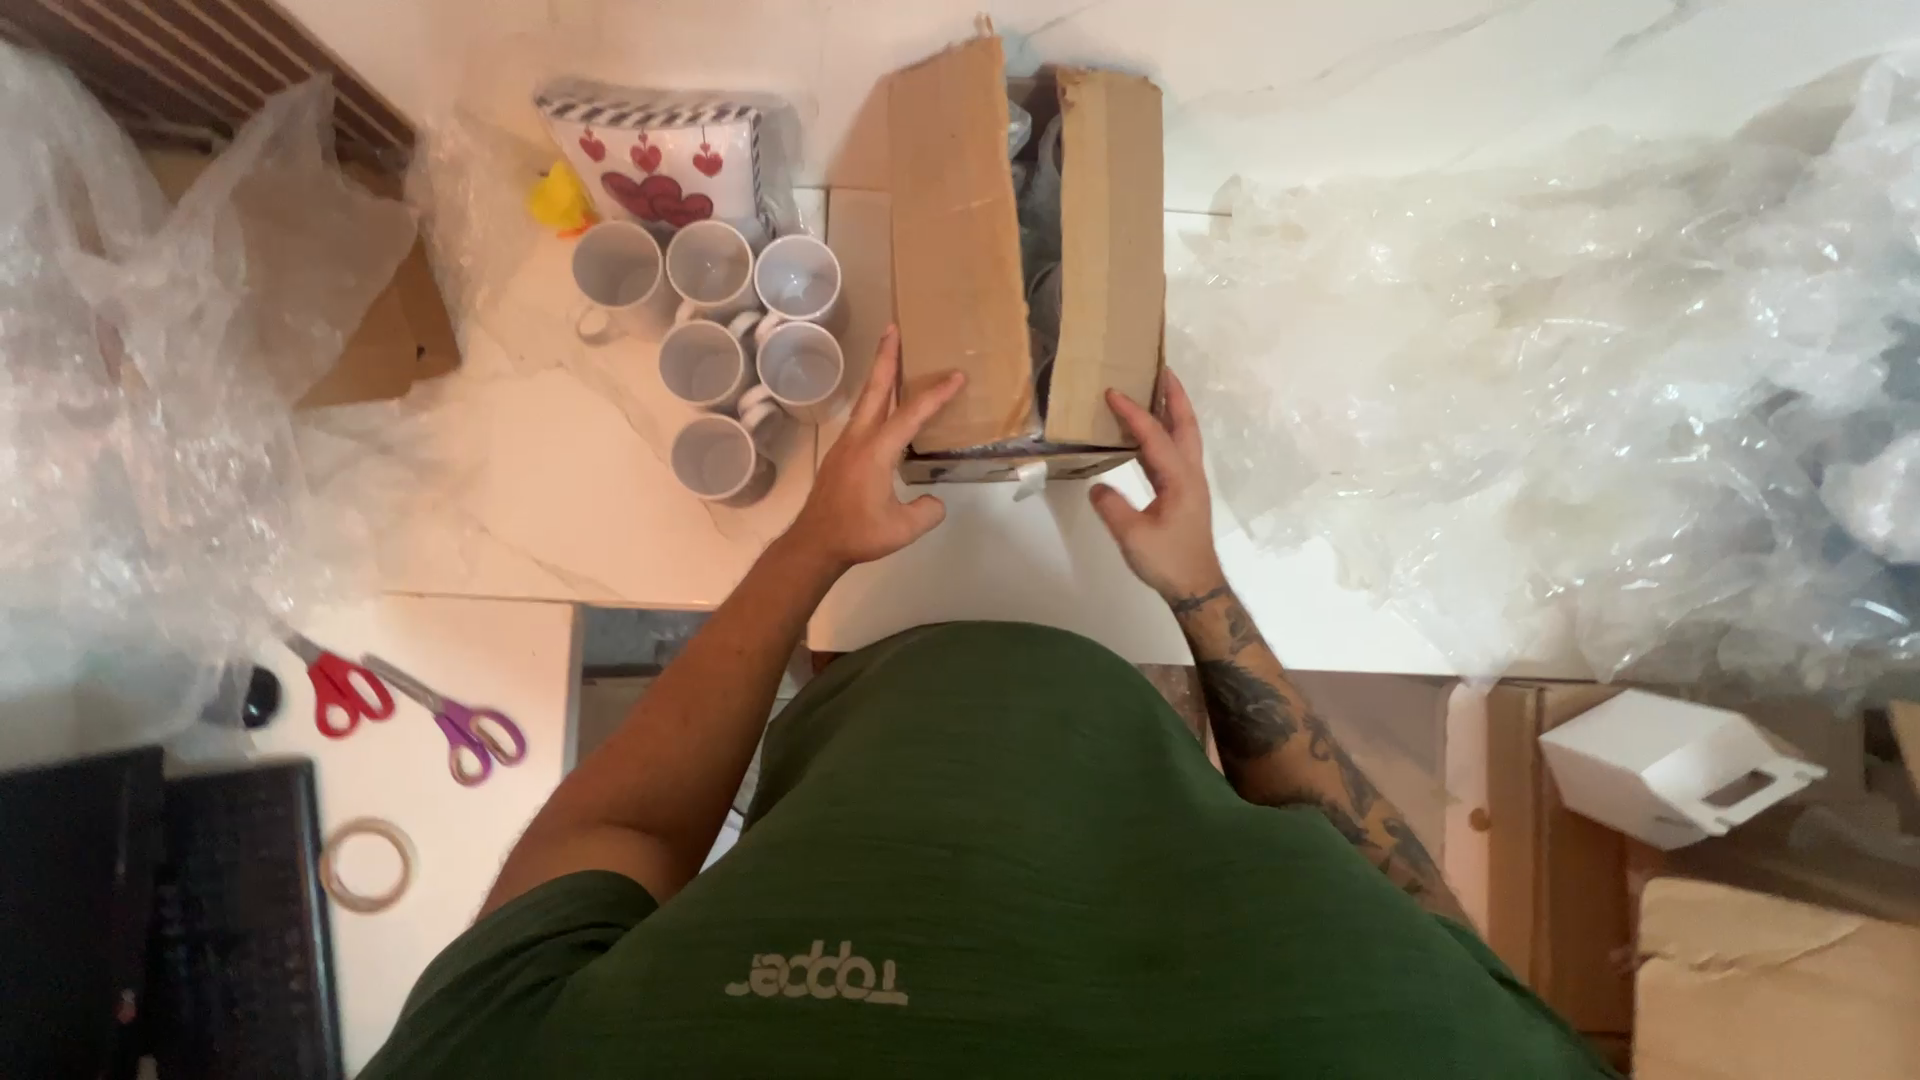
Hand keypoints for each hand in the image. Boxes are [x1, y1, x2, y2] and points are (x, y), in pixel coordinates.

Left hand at [780, 325, 964, 574]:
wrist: (814, 543)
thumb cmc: (857, 534)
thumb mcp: (903, 530)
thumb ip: (927, 511)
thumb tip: (933, 501)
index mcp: (876, 452)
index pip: (911, 414)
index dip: (936, 395)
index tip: (956, 376)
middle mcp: (858, 439)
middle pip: (875, 389)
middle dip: (885, 357)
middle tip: (893, 328)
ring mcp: (846, 445)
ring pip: (866, 402)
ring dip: (879, 377)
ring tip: (891, 357)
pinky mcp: (841, 455)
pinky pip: (863, 418)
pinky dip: (876, 401)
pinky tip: (884, 407)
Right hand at [1089, 369, 1226, 601]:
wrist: (1196, 586)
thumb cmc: (1167, 560)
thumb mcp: (1133, 536)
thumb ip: (1112, 508)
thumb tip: (1096, 487)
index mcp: (1179, 480)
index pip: (1155, 437)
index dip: (1133, 413)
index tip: (1113, 392)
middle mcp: (1189, 475)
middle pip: (1185, 426)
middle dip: (1173, 397)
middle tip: (1161, 369)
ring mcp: (1189, 484)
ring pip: (1183, 438)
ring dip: (1171, 413)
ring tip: (1155, 393)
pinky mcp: (1183, 494)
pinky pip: (1174, 454)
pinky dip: (1162, 437)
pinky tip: (1145, 437)